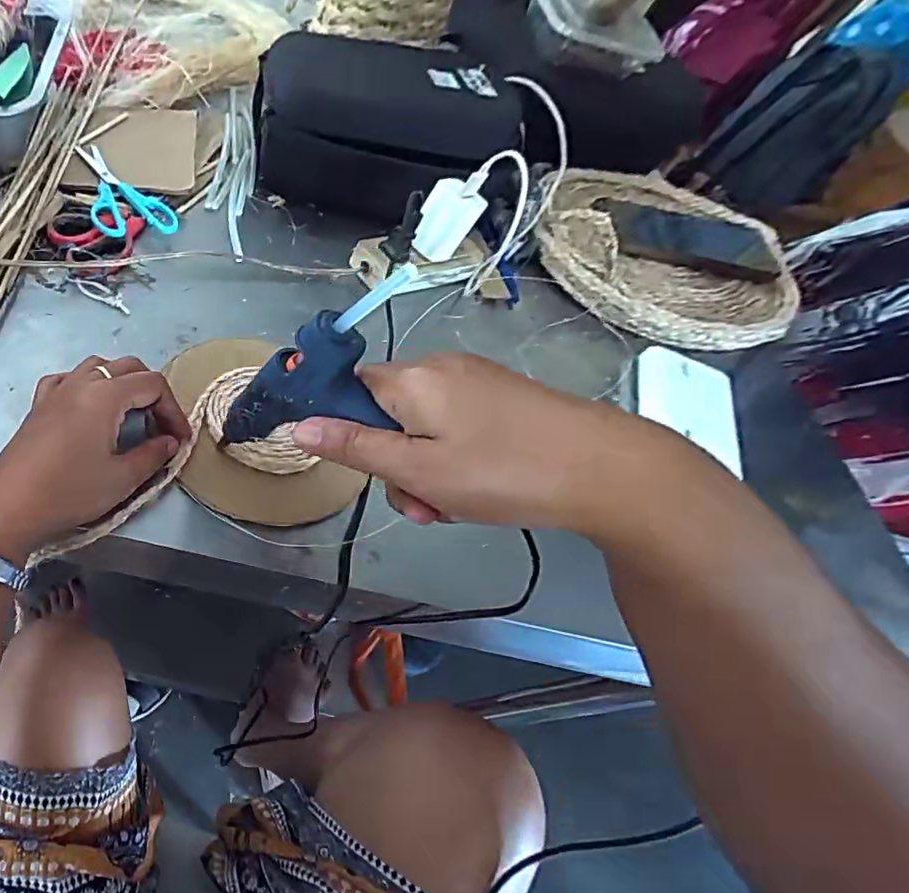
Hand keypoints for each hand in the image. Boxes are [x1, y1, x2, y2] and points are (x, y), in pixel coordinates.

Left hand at [0, 355, 191, 560]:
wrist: (11, 506)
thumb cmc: (69, 492)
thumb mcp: (121, 479)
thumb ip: (152, 456)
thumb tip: (169, 443)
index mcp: (104, 395)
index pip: (153, 384)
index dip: (173, 410)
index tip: (178, 439)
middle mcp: (80, 383)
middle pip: (127, 368)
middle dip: (151, 393)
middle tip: (159, 426)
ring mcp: (55, 392)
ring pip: (96, 368)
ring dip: (119, 384)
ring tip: (128, 416)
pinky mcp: (38, 406)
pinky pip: (67, 381)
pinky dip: (85, 387)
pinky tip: (87, 410)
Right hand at [289, 352, 708, 537]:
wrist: (610, 472)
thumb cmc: (500, 471)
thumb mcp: (414, 469)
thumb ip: (353, 447)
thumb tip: (298, 426)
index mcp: (411, 379)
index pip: (348, 387)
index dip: (340, 424)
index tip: (358, 464)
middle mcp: (440, 369)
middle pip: (384, 414)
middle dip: (390, 463)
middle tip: (418, 502)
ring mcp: (476, 382)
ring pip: (419, 428)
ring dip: (421, 470)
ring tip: (449, 506)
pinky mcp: (503, 399)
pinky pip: (452, 428)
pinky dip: (450, 460)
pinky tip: (472, 490)